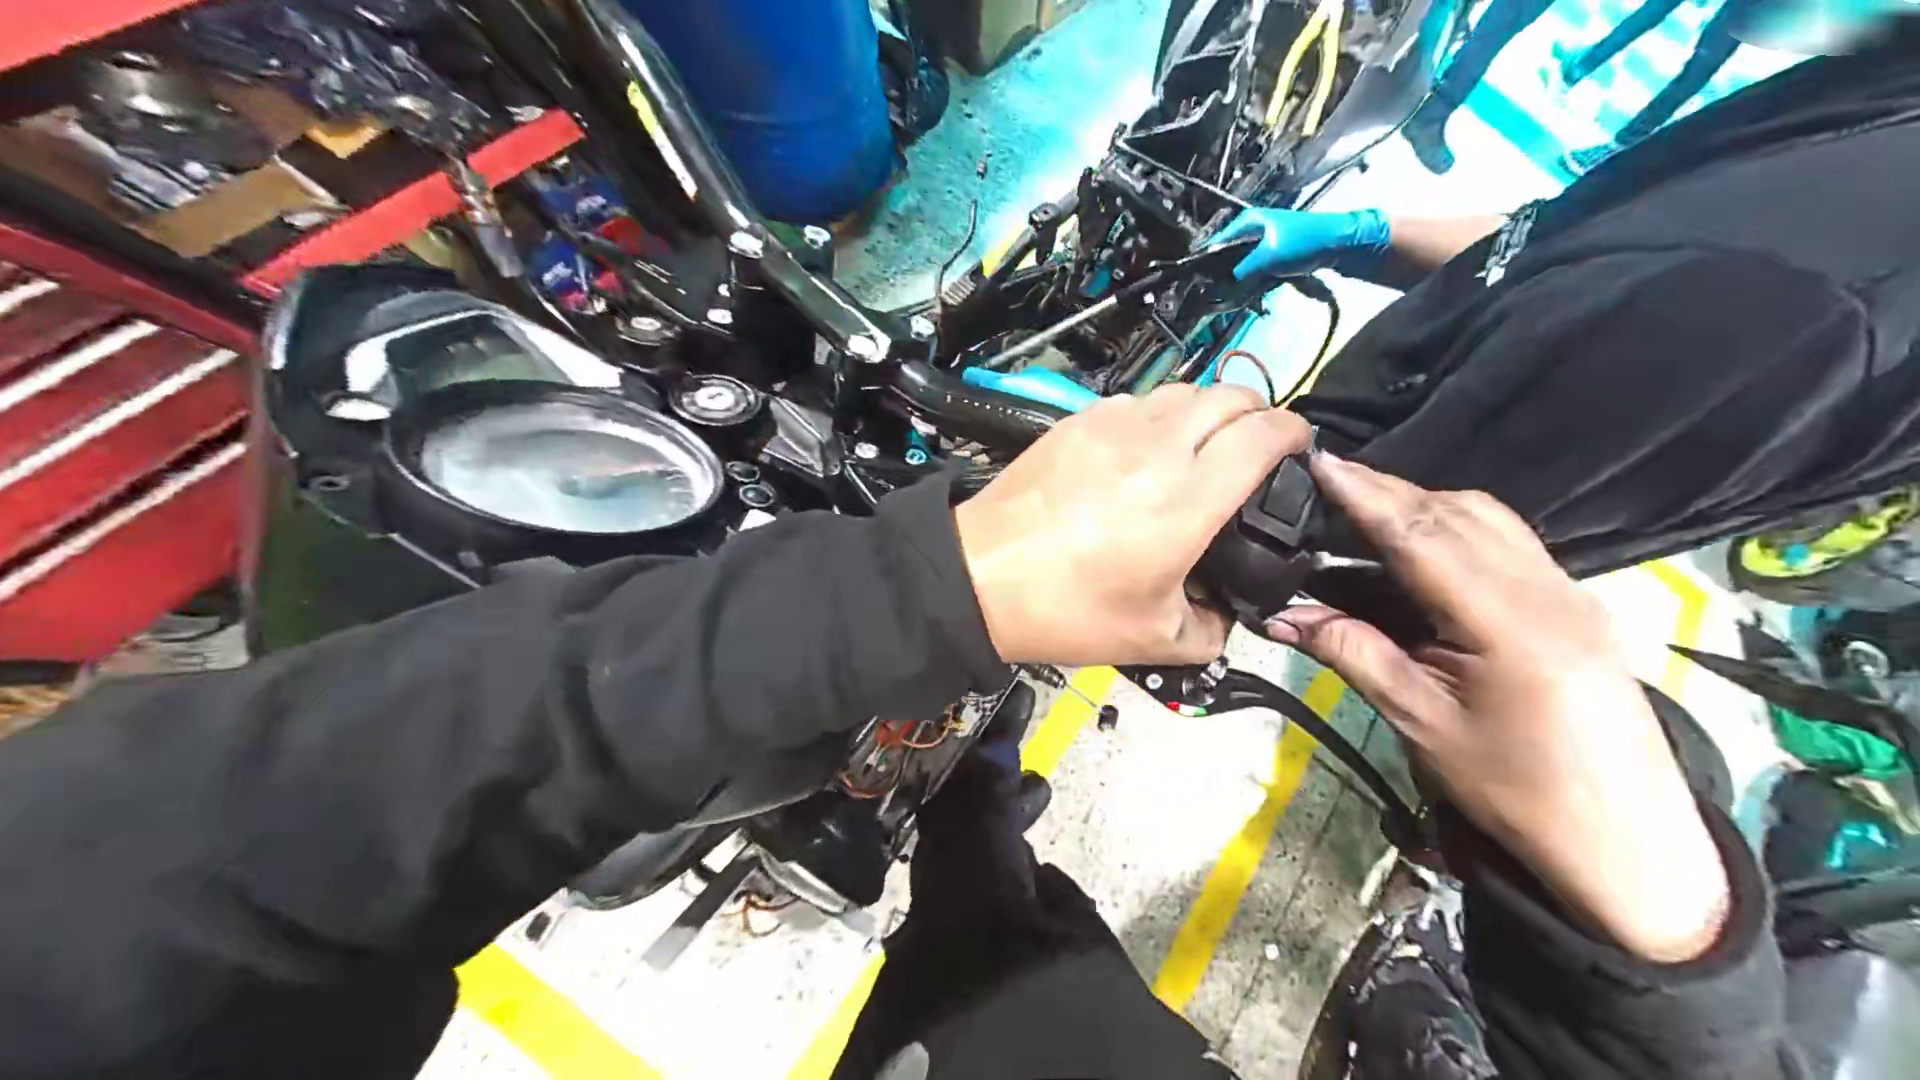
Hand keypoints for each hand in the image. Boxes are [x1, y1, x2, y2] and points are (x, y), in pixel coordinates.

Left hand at [955, 384, 1308, 666]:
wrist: (979, 578)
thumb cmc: (1066, 609)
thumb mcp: (1154, 640)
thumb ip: (1212, 628)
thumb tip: (1224, 612)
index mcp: (1189, 497)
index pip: (1266, 433)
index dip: (1296, 435)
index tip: (1298, 452)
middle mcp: (1157, 446)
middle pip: (1232, 395)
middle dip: (1257, 416)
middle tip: (1254, 450)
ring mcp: (1111, 426)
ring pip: (1183, 391)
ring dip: (1207, 411)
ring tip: (1201, 447)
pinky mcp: (1074, 422)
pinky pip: (1135, 401)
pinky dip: (1157, 415)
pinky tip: (1144, 449)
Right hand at [1212, 207, 1391, 280]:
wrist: (1341, 245)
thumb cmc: (1303, 243)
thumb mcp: (1267, 257)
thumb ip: (1240, 272)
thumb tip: (1219, 288)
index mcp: (1247, 221)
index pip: (1215, 243)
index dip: (1206, 264)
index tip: (1198, 285)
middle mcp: (1252, 230)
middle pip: (1227, 258)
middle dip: (1225, 278)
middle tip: (1220, 297)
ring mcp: (1264, 244)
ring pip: (1241, 269)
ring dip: (1241, 285)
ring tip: (1240, 299)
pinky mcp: (1274, 257)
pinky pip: (1256, 274)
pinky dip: (1255, 286)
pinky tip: (1255, 297)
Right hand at [1265, 455, 1730, 963]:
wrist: (1628, 851)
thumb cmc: (1516, 793)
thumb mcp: (1421, 723)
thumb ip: (1353, 654)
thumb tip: (1281, 617)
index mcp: (1513, 625)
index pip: (1426, 538)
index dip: (1368, 497)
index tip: (1321, 462)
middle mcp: (1552, 593)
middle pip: (1461, 514)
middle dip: (1390, 490)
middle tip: (1328, 480)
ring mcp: (1571, 596)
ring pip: (1488, 521)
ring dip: (1421, 506)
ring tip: (1361, 508)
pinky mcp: (1572, 607)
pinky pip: (1504, 545)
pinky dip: (1450, 529)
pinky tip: (1413, 545)